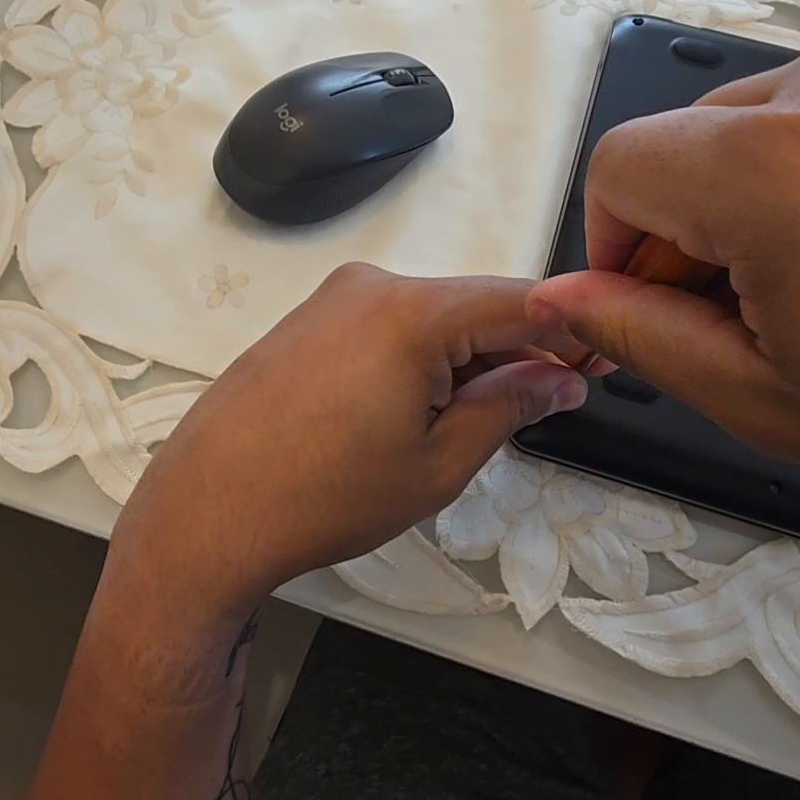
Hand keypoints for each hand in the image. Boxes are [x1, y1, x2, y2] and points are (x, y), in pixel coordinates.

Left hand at [110, 263, 596, 619]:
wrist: (205, 512)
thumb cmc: (325, 497)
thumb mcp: (437, 464)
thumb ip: (508, 406)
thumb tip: (560, 379)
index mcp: (412, 311)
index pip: (522, 302)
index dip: (570, 334)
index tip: (594, 370)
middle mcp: (369, 287)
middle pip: (472, 305)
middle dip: (514, 350)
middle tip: (539, 406)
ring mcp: (328, 301)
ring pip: (427, 317)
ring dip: (463, 357)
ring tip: (469, 418)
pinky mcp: (303, 323)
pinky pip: (382, 326)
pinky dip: (416, 357)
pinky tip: (414, 406)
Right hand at [529, 5, 799, 555]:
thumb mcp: (776, 401)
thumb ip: (640, 337)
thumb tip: (568, 300)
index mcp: (776, 167)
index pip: (617, 166)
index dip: (615, 245)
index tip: (650, 297)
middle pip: (688, 140)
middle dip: (690, 228)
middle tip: (752, 310)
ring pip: (767, 120)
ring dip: (765, 197)